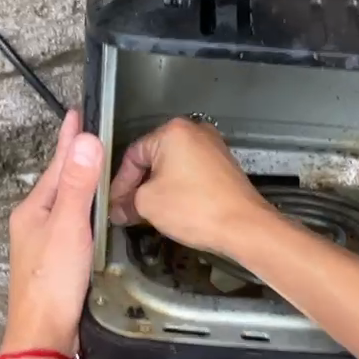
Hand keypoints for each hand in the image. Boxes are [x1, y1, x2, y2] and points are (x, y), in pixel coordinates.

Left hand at [2, 110, 102, 354]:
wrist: (42, 333)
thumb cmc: (52, 282)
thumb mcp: (68, 227)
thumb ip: (78, 185)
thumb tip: (84, 140)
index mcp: (34, 209)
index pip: (56, 164)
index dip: (68, 138)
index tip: (75, 112)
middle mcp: (33, 221)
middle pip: (57, 180)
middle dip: (71, 156)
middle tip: (85, 131)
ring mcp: (40, 241)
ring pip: (62, 201)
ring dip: (76, 180)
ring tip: (89, 163)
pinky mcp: (52, 260)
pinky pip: (69, 220)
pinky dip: (81, 207)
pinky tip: (89, 213)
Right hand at [107, 118, 274, 255]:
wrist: (244, 227)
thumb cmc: (196, 208)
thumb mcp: (148, 204)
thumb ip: (127, 202)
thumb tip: (119, 209)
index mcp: (172, 131)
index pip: (133, 155)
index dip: (119, 183)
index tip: (114, 204)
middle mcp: (195, 131)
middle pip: (153, 158)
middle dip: (138, 186)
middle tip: (126, 210)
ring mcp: (213, 147)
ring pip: (172, 166)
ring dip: (158, 188)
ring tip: (147, 213)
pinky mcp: (224, 165)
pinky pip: (191, 173)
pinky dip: (178, 188)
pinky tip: (172, 209)